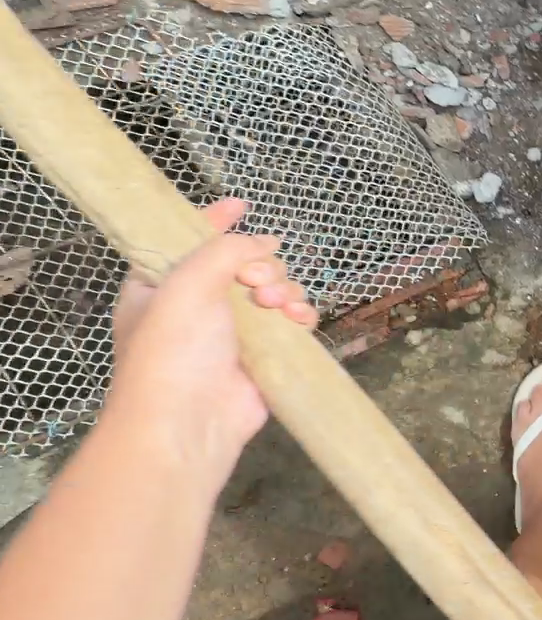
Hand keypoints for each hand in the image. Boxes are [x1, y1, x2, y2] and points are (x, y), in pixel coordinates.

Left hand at [106, 198, 317, 476]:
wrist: (191, 415)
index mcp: (162, 288)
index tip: (239, 204)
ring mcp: (234, 329)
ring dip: (286, 291)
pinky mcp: (267, 348)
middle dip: (263, 267)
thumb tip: (266, 242)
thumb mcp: (186, 286)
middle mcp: (199, 305)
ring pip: (277, 289)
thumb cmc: (173, 351)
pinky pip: (295, 317)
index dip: (212, 222)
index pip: (187, 243)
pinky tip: (298, 321)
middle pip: (246, 264)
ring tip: (279, 308)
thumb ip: (225, 251)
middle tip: (258, 284)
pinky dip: (301, 315)